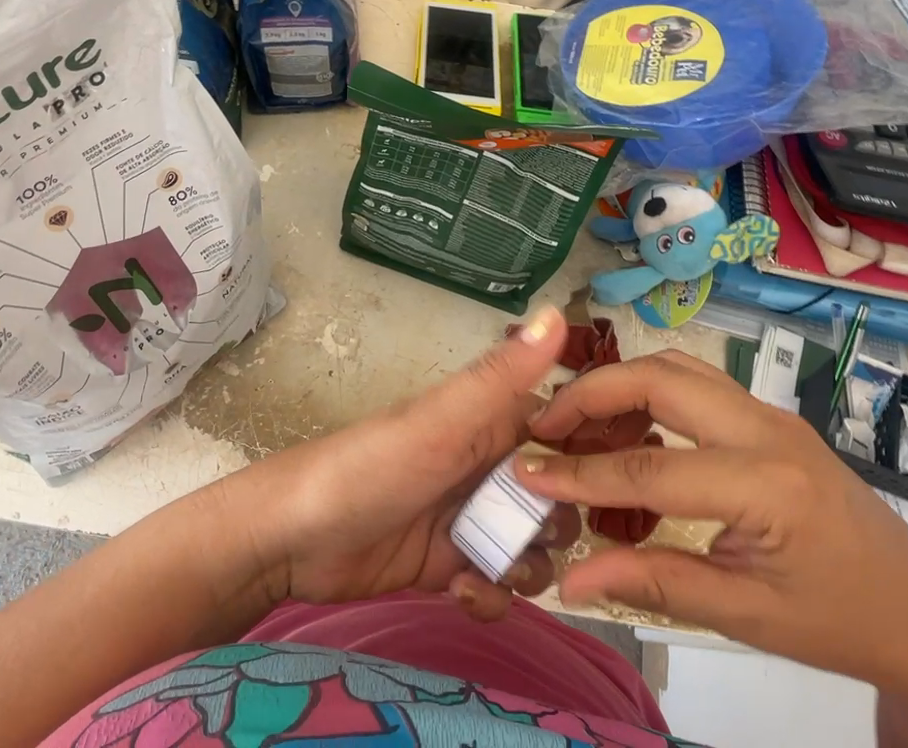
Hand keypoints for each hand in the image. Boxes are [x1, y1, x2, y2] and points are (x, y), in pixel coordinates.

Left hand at [213, 306, 581, 620]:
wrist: (293, 538)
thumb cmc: (370, 468)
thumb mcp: (440, 421)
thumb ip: (501, 377)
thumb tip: (559, 312)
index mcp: (487, 425)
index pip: (560, 431)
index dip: (589, 454)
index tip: (613, 479)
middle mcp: (484, 470)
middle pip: (556, 499)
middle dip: (557, 523)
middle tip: (532, 534)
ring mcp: (467, 522)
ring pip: (533, 548)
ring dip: (526, 567)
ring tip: (490, 569)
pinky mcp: (450, 568)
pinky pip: (498, 586)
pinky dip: (491, 595)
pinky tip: (460, 592)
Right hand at [516, 350, 907, 745]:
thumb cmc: (838, 622)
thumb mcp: (743, 614)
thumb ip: (652, 583)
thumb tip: (567, 582)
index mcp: (765, 484)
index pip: (649, 466)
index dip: (579, 472)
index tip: (523, 469)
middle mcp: (767, 430)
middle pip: (660, 378)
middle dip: (591, 393)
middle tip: (543, 426)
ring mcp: (772, 417)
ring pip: (678, 368)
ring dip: (620, 386)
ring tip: (578, 427)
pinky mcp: (771, 421)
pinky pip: (697, 387)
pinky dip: (649, 396)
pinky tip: (628, 437)